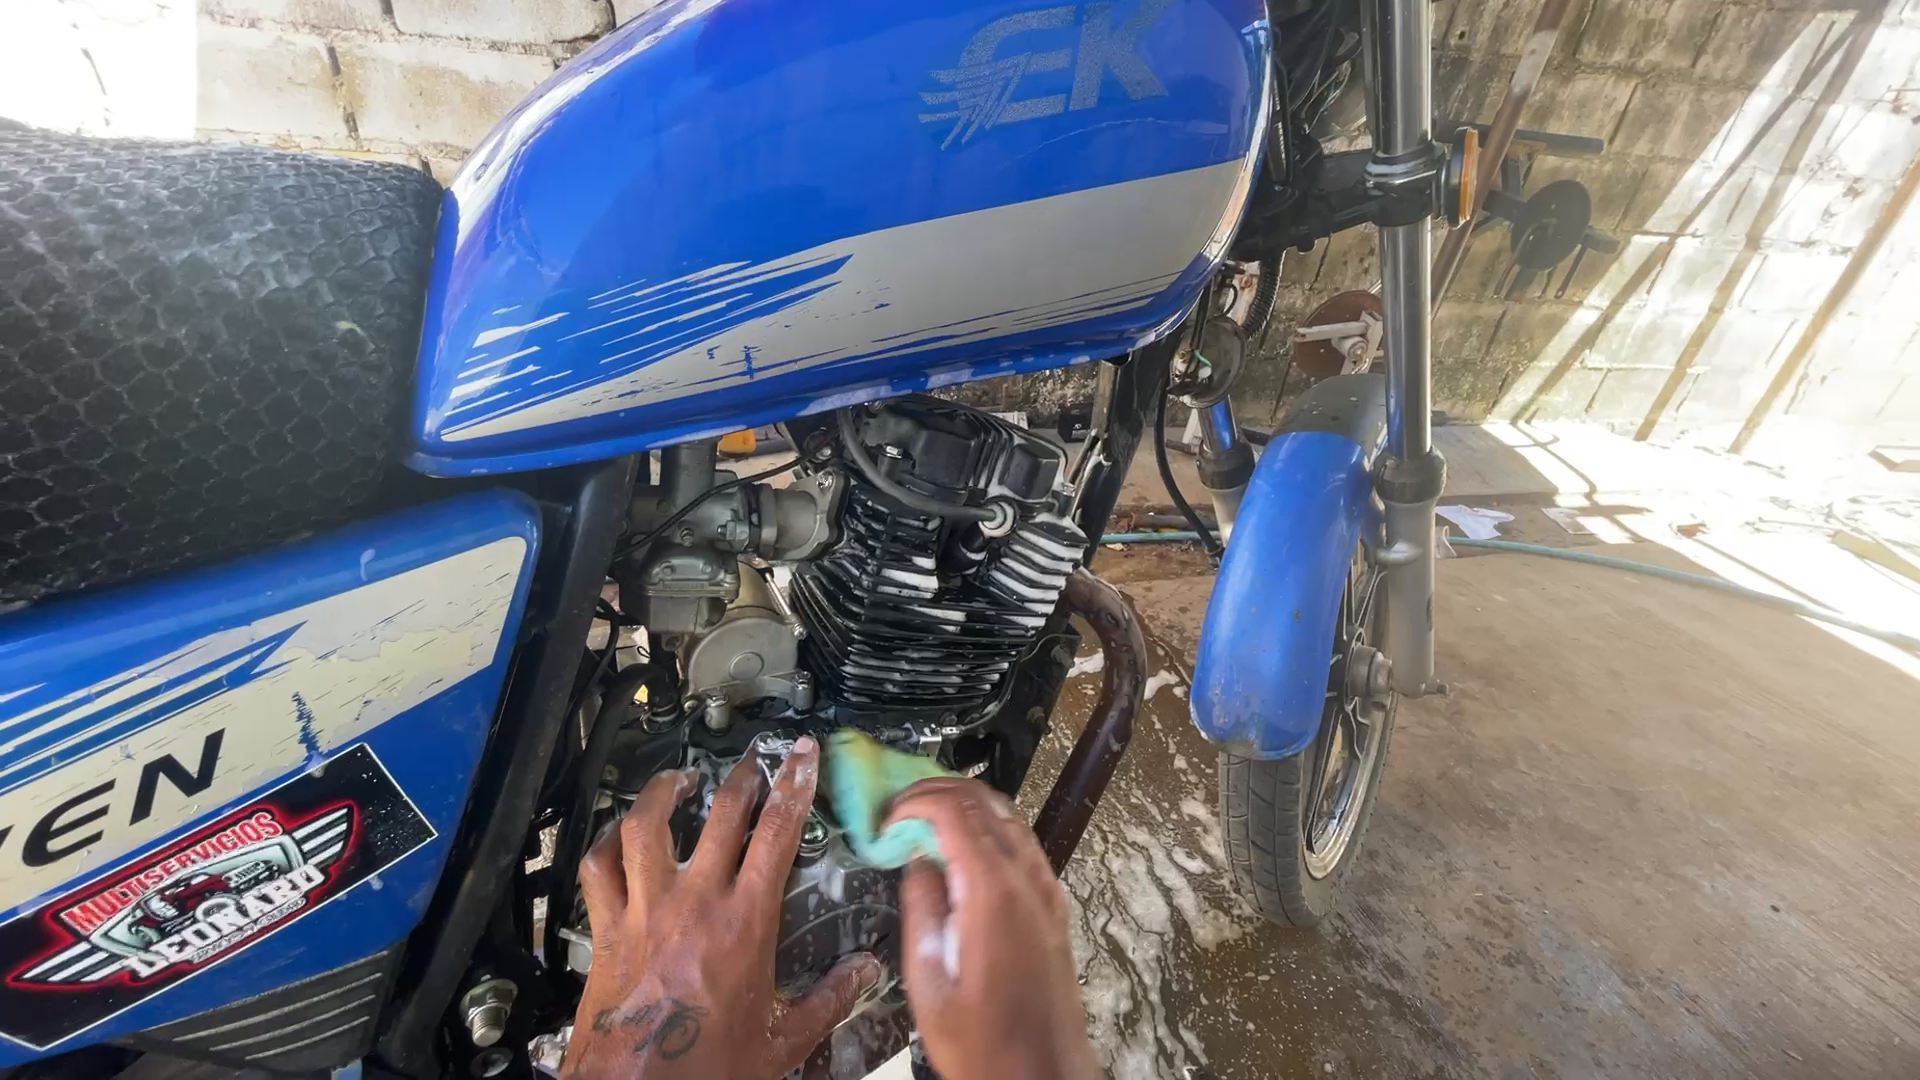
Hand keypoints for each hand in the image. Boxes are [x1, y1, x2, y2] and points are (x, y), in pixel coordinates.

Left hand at [563, 735, 880, 1078]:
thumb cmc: (707, 1072)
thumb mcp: (781, 1044)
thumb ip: (828, 1001)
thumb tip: (867, 971)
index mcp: (744, 921)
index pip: (777, 832)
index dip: (794, 784)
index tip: (801, 754)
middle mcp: (695, 901)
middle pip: (721, 813)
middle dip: (743, 775)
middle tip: (754, 759)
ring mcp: (645, 909)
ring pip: (646, 827)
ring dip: (664, 792)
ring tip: (681, 778)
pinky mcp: (606, 929)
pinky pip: (597, 870)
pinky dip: (606, 844)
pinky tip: (620, 834)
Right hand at [886, 777, 1100, 1079]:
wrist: (1045, 1075)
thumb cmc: (982, 1040)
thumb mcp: (930, 981)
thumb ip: (921, 907)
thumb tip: (916, 858)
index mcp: (992, 888)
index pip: (954, 810)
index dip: (915, 801)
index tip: (888, 819)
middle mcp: (1026, 873)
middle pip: (983, 800)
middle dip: (937, 791)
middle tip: (901, 809)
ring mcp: (1046, 883)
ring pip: (1006, 812)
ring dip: (965, 803)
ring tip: (926, 819)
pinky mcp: (1054, 898)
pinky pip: (1022, 838)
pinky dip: (990, 824)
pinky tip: (965, 847)